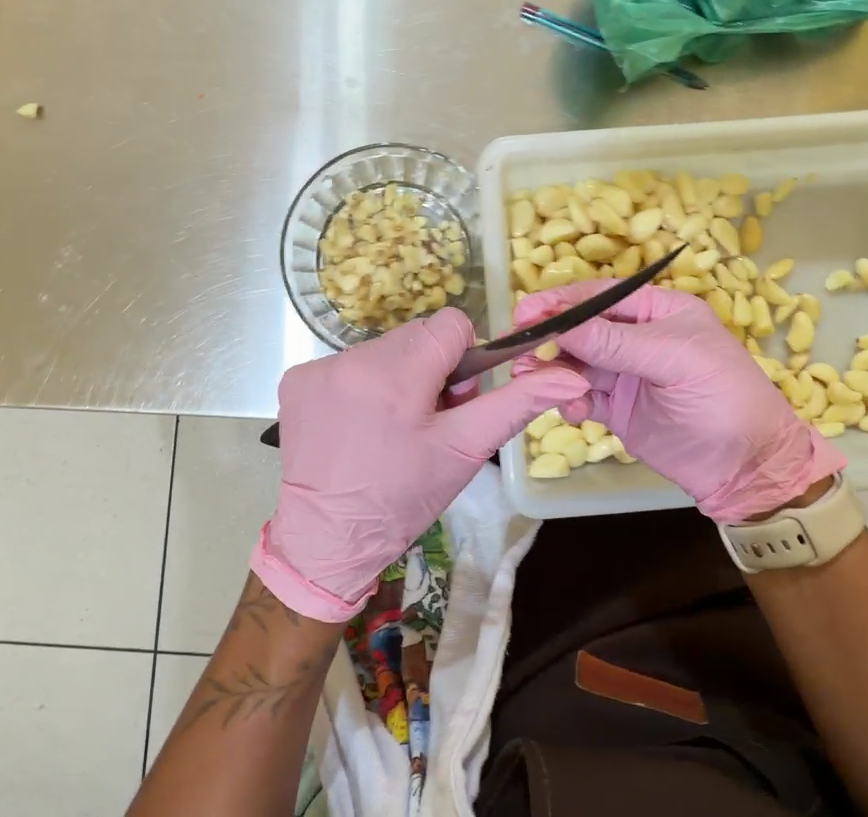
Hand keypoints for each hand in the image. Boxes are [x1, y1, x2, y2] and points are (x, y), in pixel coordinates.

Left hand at [252, 307, 590, 620]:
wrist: (327, 542)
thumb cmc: (402, 498)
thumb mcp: (465, 451)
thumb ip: (516, 404)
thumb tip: (572, 375)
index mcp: (397, 371)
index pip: (451, 324)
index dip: (465, 360)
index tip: (454, 402)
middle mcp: (351, 358)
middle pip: (415, 337)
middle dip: (430, 371)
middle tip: (425, 423)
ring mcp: (317, 369)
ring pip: (382, 351)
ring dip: (395, 379)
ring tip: (390, 429)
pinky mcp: (295, 382)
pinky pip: (345, 366)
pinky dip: (359, 388)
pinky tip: (357, 428)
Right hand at [516, 281, 844, 521]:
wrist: (747, 470)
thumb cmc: (724, 401)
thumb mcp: (676, 362)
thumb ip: (615, 343)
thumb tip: (560, 325)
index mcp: (660, 312)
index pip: (603, 297)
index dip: (564, 302)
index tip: (527, 311)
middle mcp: (639, 337)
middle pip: (582, 328)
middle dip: (550, 336)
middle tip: (519, 349)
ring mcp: (626, 374)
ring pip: (575, 363)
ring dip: (552, 370)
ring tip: (530, 380)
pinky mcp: (618, 409)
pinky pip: (581, 396)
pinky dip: (569, 400)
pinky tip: (572, 409)